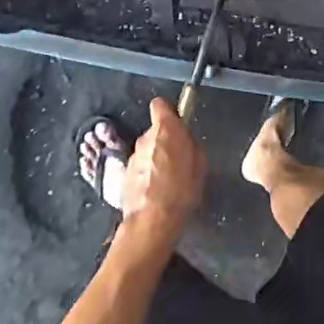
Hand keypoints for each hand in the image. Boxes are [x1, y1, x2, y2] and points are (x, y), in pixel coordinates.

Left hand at [117, 97, 203, 245]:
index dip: (169, 110)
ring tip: (168, 178)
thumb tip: (184, 135)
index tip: (177, 120)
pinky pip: (140, 167)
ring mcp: (132, 157)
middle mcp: (145, 138)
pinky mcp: (124, 175)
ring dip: (156, 158)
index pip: (160, 104)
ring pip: (148, 150)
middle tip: (179, 157)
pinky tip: (156, 190)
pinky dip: (147, 174)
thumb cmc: (182, 188)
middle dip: (166, 140)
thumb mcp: (200, 161)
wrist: (153, 220)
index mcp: (166, 129)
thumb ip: (190, 141)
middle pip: (156, 131)